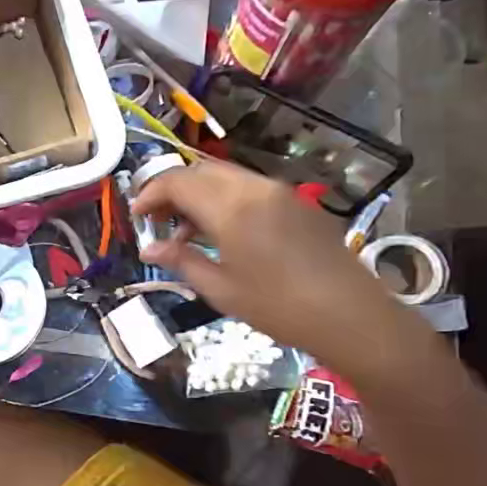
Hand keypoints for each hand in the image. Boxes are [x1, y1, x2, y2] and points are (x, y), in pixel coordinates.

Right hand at [132, 159, 425, 373]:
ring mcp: (279, 191)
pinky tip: (224, 234)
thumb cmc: (277, 307)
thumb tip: (148, 249)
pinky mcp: (297, 202)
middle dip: (173, 190)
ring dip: (200, 195)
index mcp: (231, 207)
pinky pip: (250, 188)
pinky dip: (226, 200)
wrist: (348, 314)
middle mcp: (254, 188)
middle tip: (159, 223)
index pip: (178, 181)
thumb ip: (181, 261)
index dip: (150, 194)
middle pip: (201, 171)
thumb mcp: (220, 289)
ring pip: (226, 177)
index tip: (137, 217)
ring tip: (188, 234)